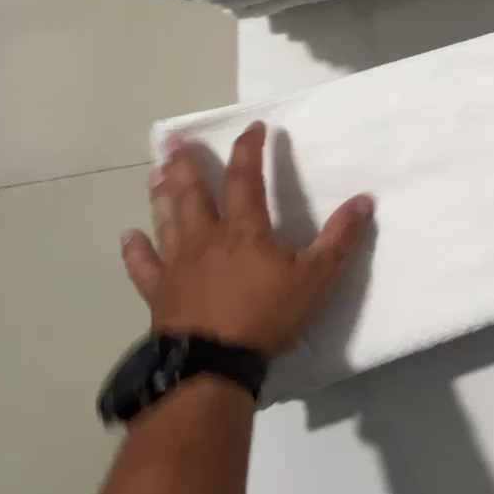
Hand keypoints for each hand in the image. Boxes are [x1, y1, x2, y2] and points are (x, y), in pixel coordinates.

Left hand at [120, 122, 372, 357]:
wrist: (212, 365)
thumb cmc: (269, 315)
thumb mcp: (318, 276)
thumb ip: (341, 237)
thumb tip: (364, 199)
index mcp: (245, 231)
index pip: (247, 180)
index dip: (250, 151)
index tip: (254, 127)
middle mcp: (207, 239)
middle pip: (194, 194)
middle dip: (187, 164)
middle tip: (175, 139)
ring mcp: (178, 266)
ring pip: (167, 220)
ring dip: (162, 193)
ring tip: (157, 170)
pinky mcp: (160, 293)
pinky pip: (144, 265)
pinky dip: (136, 248)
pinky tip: (129, 235)